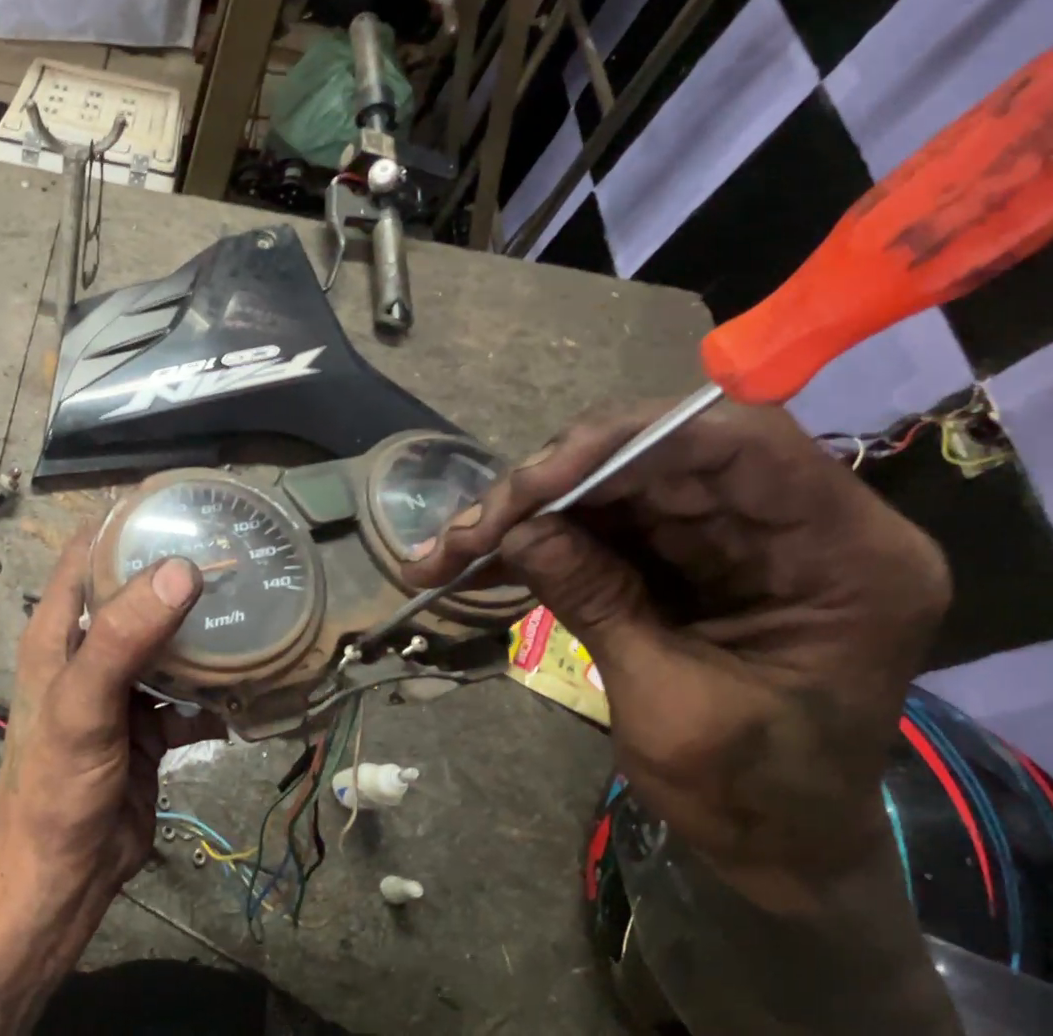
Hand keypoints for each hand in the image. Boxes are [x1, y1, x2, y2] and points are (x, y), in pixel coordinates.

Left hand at [0, 533, 215, 1035]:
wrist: (62, 877)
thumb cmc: (55, 785)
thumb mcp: (83, 704)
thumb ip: (123, 637)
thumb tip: (179, 570)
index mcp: (59, 631)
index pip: (89, 552)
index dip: (127, 520)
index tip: (182, 499)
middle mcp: (89, 651)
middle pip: (138, 594)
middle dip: (182, 573)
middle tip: (243, 552)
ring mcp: (122, 691)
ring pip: (170, 645)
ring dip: (207, 633)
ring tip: (261, 608)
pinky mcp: (149, 730)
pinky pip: (190, 699)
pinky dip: (219, 696)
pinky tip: (257, 690)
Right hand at [403, 401, 949, 908]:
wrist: (771, 847)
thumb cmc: (754, 795)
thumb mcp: (674, 705)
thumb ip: (600, 603)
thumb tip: (515, 530)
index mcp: (842, 555)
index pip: (739, 445)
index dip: (628, 442)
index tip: (533, 482)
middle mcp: (787, 526)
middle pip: (656, 459)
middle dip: (549, 488)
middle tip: (465, 530)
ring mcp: (726, 539)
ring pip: (611, 488)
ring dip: (524, 514)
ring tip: (446, 551)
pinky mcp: (677, 557)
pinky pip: (598, 526)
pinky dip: (532, 541)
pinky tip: (471, 561)